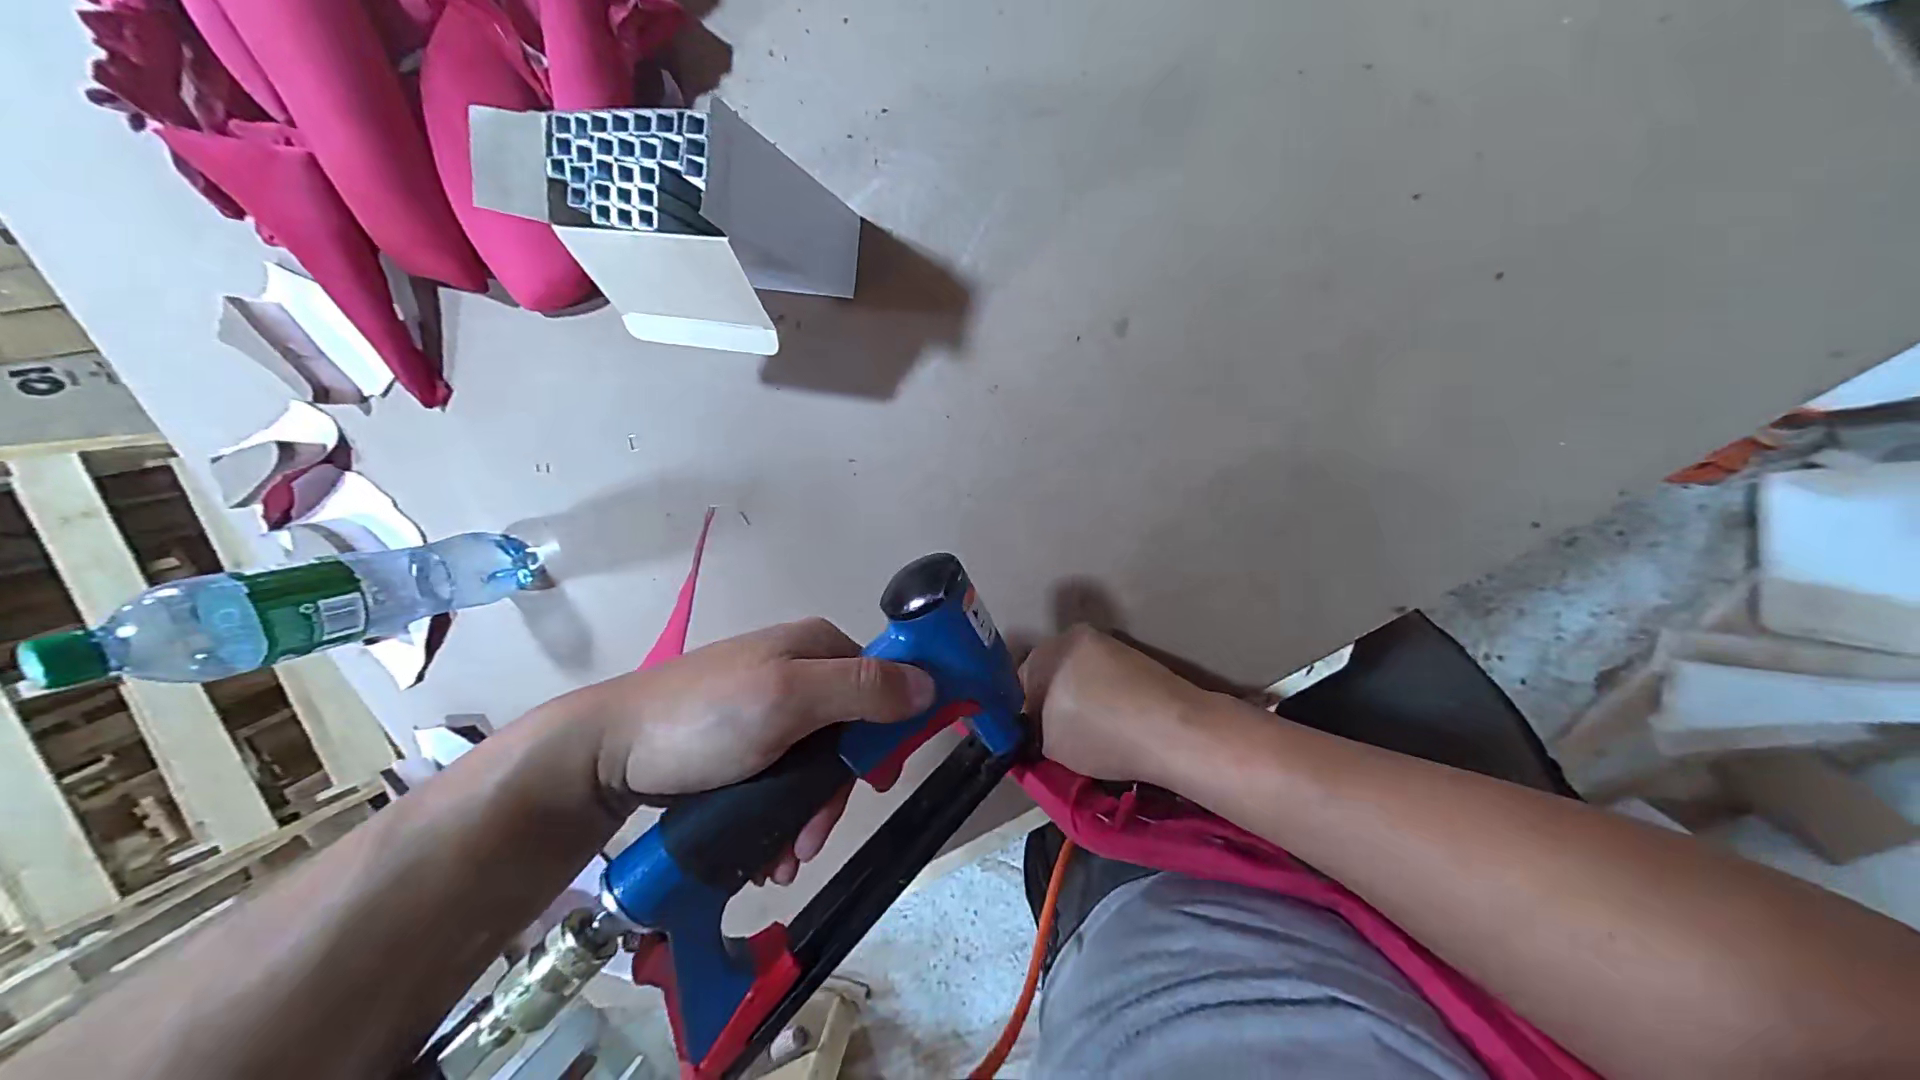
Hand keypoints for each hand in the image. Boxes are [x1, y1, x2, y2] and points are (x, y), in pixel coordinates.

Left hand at [551, 618, 935, 883]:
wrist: (607, 753)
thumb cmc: (705, 720)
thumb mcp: (789, 699)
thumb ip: (862, 689)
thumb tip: (929, 685)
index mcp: (817, 646)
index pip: (884, 679)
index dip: (891, 729)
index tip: (879, 781)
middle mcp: (800, 669)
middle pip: (851, 730)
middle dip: (837, 790)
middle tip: (815, 835)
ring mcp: (771, 704)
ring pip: (818, 761)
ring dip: (811, 814)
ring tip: (785, 858)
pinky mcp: (746, 739)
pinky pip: (786, 775)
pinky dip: (785, 813)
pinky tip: (770, 849)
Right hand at [1019, 625, 1214, 785]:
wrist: (1176, 731)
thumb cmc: (1101, 734)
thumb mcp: (1048, 745)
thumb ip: (1034, 732)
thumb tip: (1039, 730)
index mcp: (1047, 649)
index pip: (1018, 682)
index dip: (1023, 713)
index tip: (1033, 737)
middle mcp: (1075, 636)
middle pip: (1051, 673)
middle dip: (1052, 701)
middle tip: (1059, 736)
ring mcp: (1110, 645)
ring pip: (1080, 675)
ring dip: (1080, 699)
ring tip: (1091, 734)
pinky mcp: (1138, 659)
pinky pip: (1108, 680)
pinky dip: (1106, 699)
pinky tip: (1117, 725)